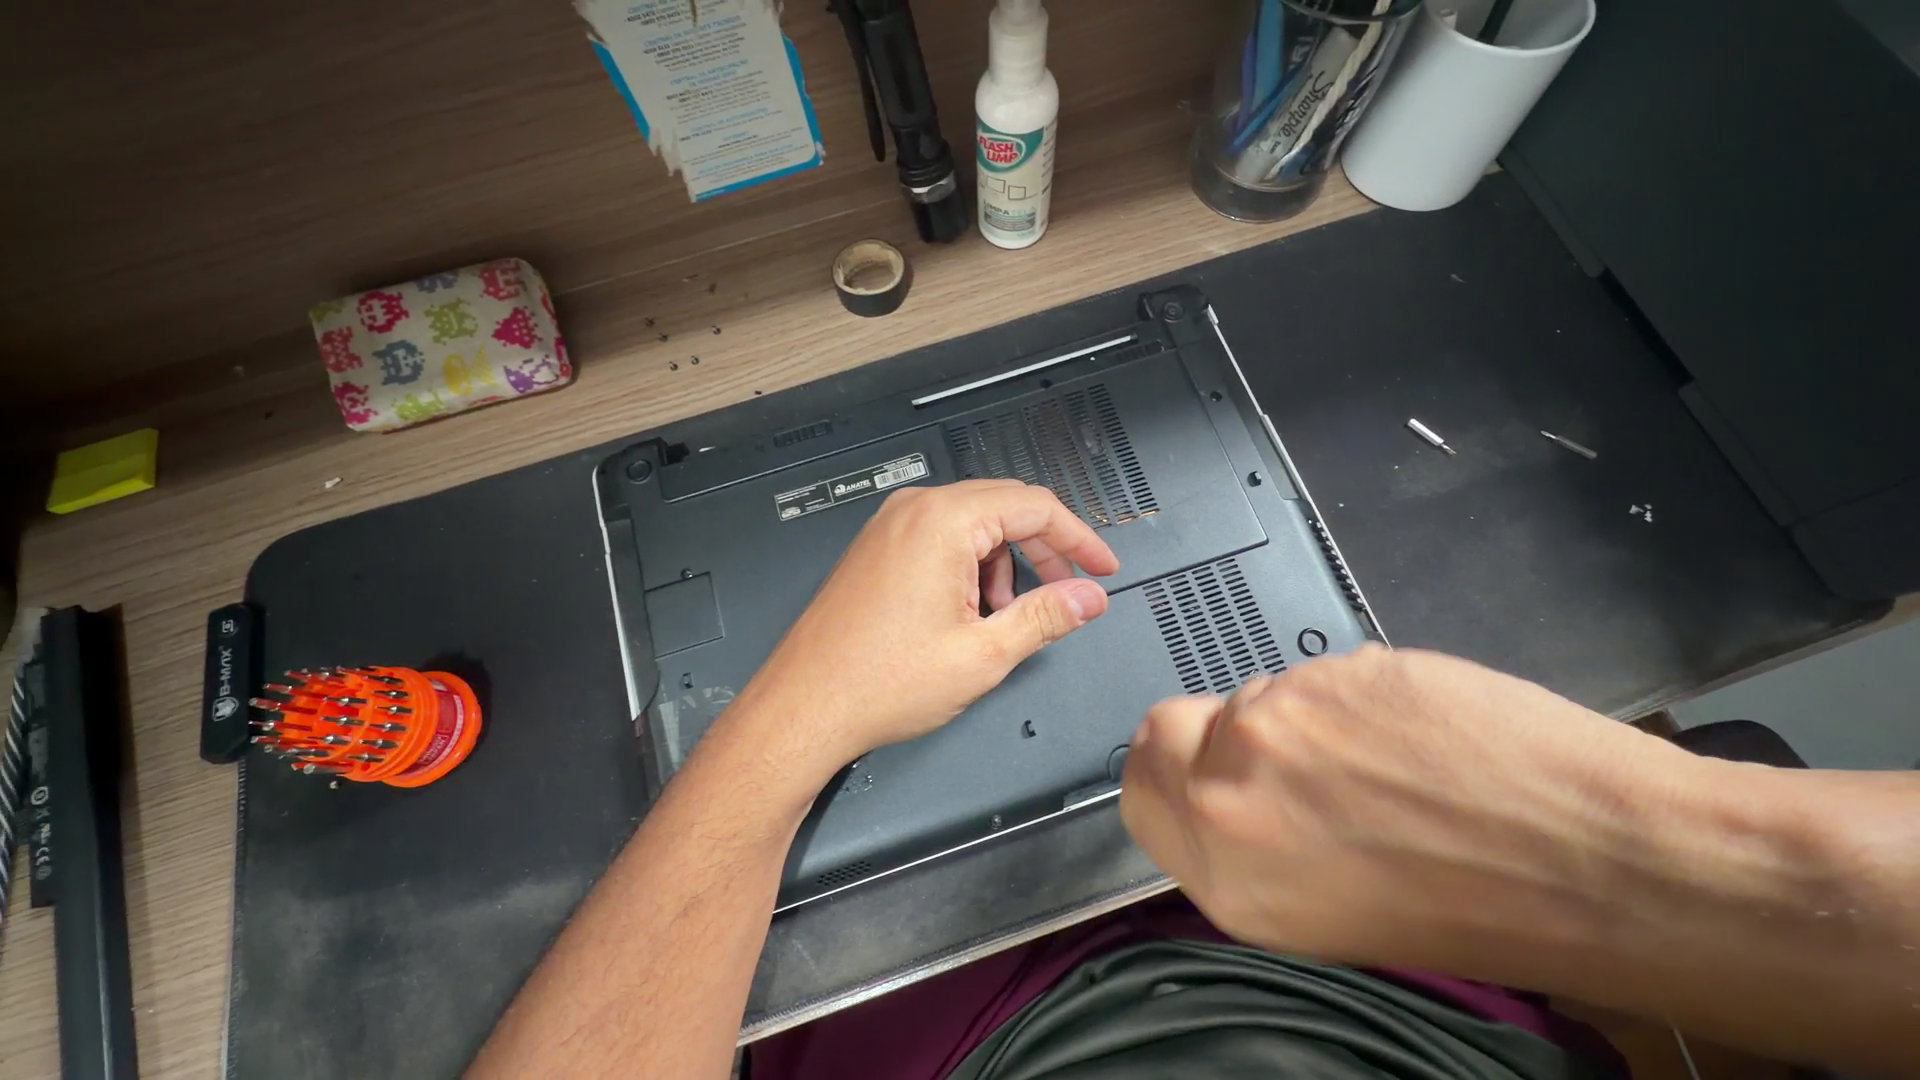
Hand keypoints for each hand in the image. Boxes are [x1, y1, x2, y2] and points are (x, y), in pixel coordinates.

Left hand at [730, 479, 1119, 774]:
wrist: (805, 706)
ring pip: (975, 525)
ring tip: (1003, 617)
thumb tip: (1086, 596)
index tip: (1102, 567)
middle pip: (1006, 508)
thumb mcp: (983, 653)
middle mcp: (913, 512)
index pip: (1035, 506)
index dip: (1079, 538)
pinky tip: (969, 612)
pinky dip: (971, 567)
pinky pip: (943, 539)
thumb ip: (1046, 616)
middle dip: (1044, 550)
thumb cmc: (875, 681)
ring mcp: (891, 527)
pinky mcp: (879, 547)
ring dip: (1004, 564)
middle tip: (1069, 591)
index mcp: (942, 522)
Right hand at [1120, 645, 1695, 970]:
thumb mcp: (1322, 909)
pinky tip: (1409, 731)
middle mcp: (1234, 800)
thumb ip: (1247, 844)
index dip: (1165, 769)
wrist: (1604, 871)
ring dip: (1297, 713)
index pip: (1138, 788)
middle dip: (1209, 728)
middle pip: (1168, 726)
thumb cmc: (1479, 909)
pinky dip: (1352, 693)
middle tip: (1281, 747)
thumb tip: (1222, 785)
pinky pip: (1316, 675)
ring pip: (1253, 695)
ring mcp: (1278, 728)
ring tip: (1376, 755)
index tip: (1197, 762)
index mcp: (1229, 876)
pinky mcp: (1335, 674)